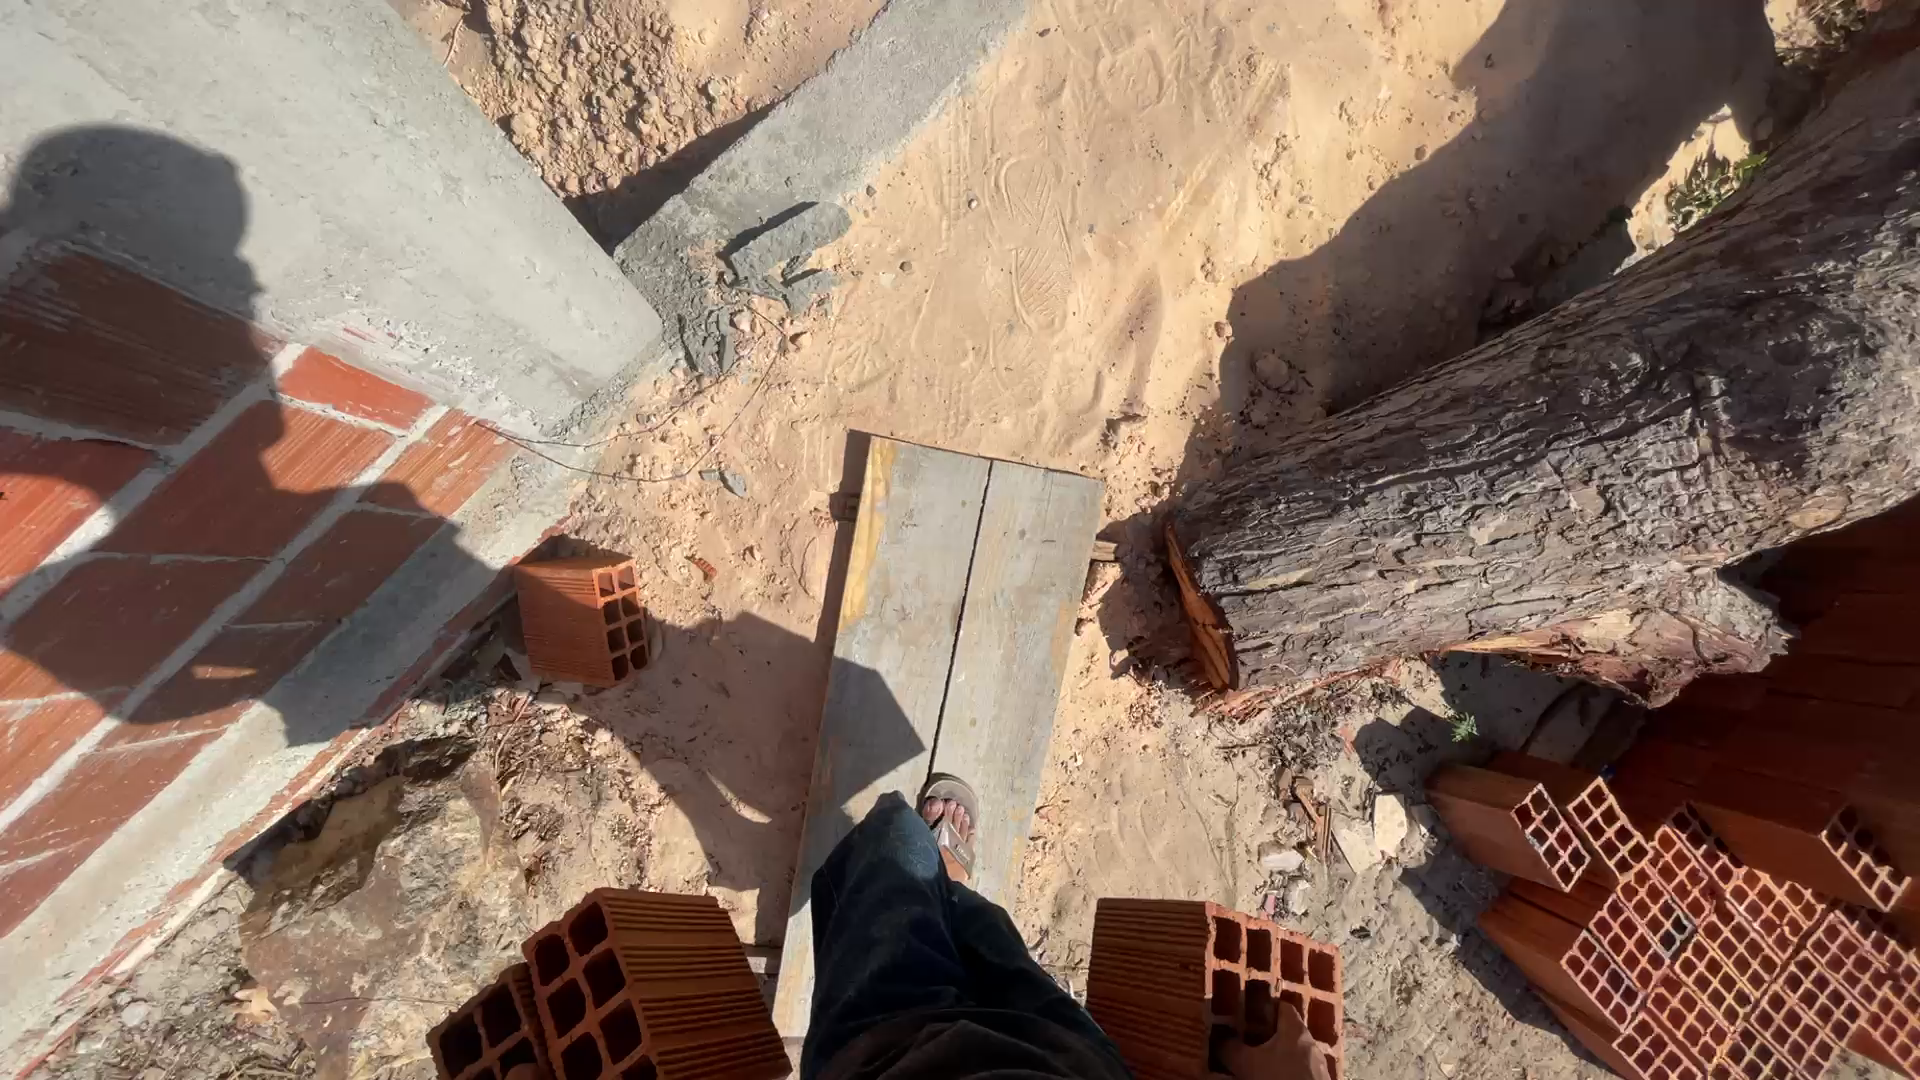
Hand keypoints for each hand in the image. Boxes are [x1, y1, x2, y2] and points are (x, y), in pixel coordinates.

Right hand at [1217, 1001, 1331, 1079]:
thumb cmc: (1280, 1079)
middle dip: (1266, 1035)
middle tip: (1245, 1038)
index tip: (1246, 1011)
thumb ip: (1231, 1049)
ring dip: (1275, 1057)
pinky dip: (1284, 1073)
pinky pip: (1298, 1072)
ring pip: (1292, 1055)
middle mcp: (1310, 1045)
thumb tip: (1218, 1041)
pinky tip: (1268, 1077)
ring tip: (1255, 1062)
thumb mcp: (1248, 1064)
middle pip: (1286, 1032)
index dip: (1264, 1006)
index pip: (1281, 1006)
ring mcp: (1317, 1068)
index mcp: (1295, 1030)